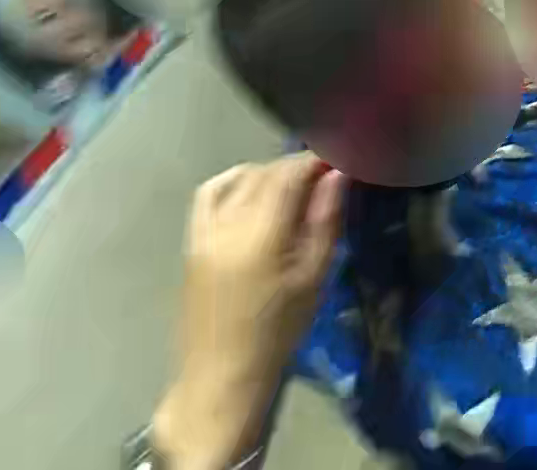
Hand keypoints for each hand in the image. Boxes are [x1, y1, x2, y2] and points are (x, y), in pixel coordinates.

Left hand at [153, 154, 344, 469]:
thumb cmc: (280, 327)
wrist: (222, 375)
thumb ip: (326, 217)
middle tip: (328, 174)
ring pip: (240, 177)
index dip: (318, 159)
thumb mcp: (316, 273)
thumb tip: (339, 172)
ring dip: (271, 171)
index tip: (343, 160)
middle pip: (266, 171)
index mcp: (261, 234)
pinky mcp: (193, 242)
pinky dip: (235, 180)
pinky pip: (210, 194)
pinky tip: (255, 186)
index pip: (290, 173)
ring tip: (295, 184)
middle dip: (299, 165)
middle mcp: (227, 225)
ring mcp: (204, 232)